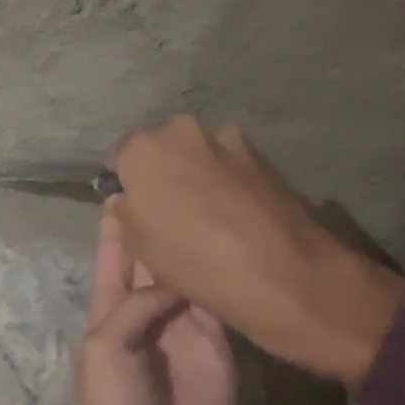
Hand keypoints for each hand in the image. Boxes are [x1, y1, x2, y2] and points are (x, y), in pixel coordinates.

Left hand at [77, 201, 237, 404]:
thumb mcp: (105, 352)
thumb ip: (133, 306)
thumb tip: (173, 277)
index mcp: (109, 313)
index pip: (114, 259)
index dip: (118, 226)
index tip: (125, 184)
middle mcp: (147, 312)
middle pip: (153, 258)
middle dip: (157, 223)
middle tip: (171, 177)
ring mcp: (185, 326)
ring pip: (187, 273)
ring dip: (191, 242)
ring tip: (202, 198)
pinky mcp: (220, 343)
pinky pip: (219, 300)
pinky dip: (221, 273)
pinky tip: (229, 240)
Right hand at [112, 115, 404, 384]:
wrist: (284, 273)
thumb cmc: (194, 259)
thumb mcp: (138, 247)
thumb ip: (126, 213)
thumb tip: (129, 199)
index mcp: (143, 149)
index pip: (120, 157)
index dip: (126, 184)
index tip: (135, 210)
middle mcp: (183, 131)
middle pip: (163, 151)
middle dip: (164, 175)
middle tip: (170, 215)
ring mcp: (230, 141)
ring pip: (201, 158)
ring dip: (200, 179)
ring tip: (210, 219)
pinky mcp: (266, 158)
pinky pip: (233, 170)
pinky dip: (231, 187)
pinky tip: (238, 221)